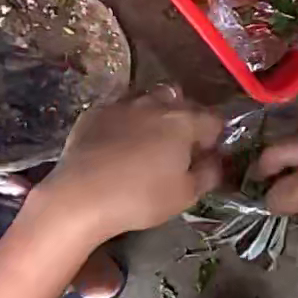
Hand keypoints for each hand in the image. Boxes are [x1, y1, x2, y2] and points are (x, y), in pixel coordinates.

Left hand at [33, 87, 223, 243]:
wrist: (80, 197)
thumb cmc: (141, 198)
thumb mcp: (185, 195)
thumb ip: (208, 174)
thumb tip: (216, 161)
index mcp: (184, 122)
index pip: (214, 120)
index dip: (215, 137)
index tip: (208, 156)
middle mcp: (156, 105)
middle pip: (182, 101)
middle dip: (187, 118)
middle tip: (182, 146)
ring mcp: (123, 105)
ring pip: (149, 98)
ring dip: (157, 113)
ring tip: (150, 138)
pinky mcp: (94, 113)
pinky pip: (119, 109)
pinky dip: (126, 120)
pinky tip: (119, 141)